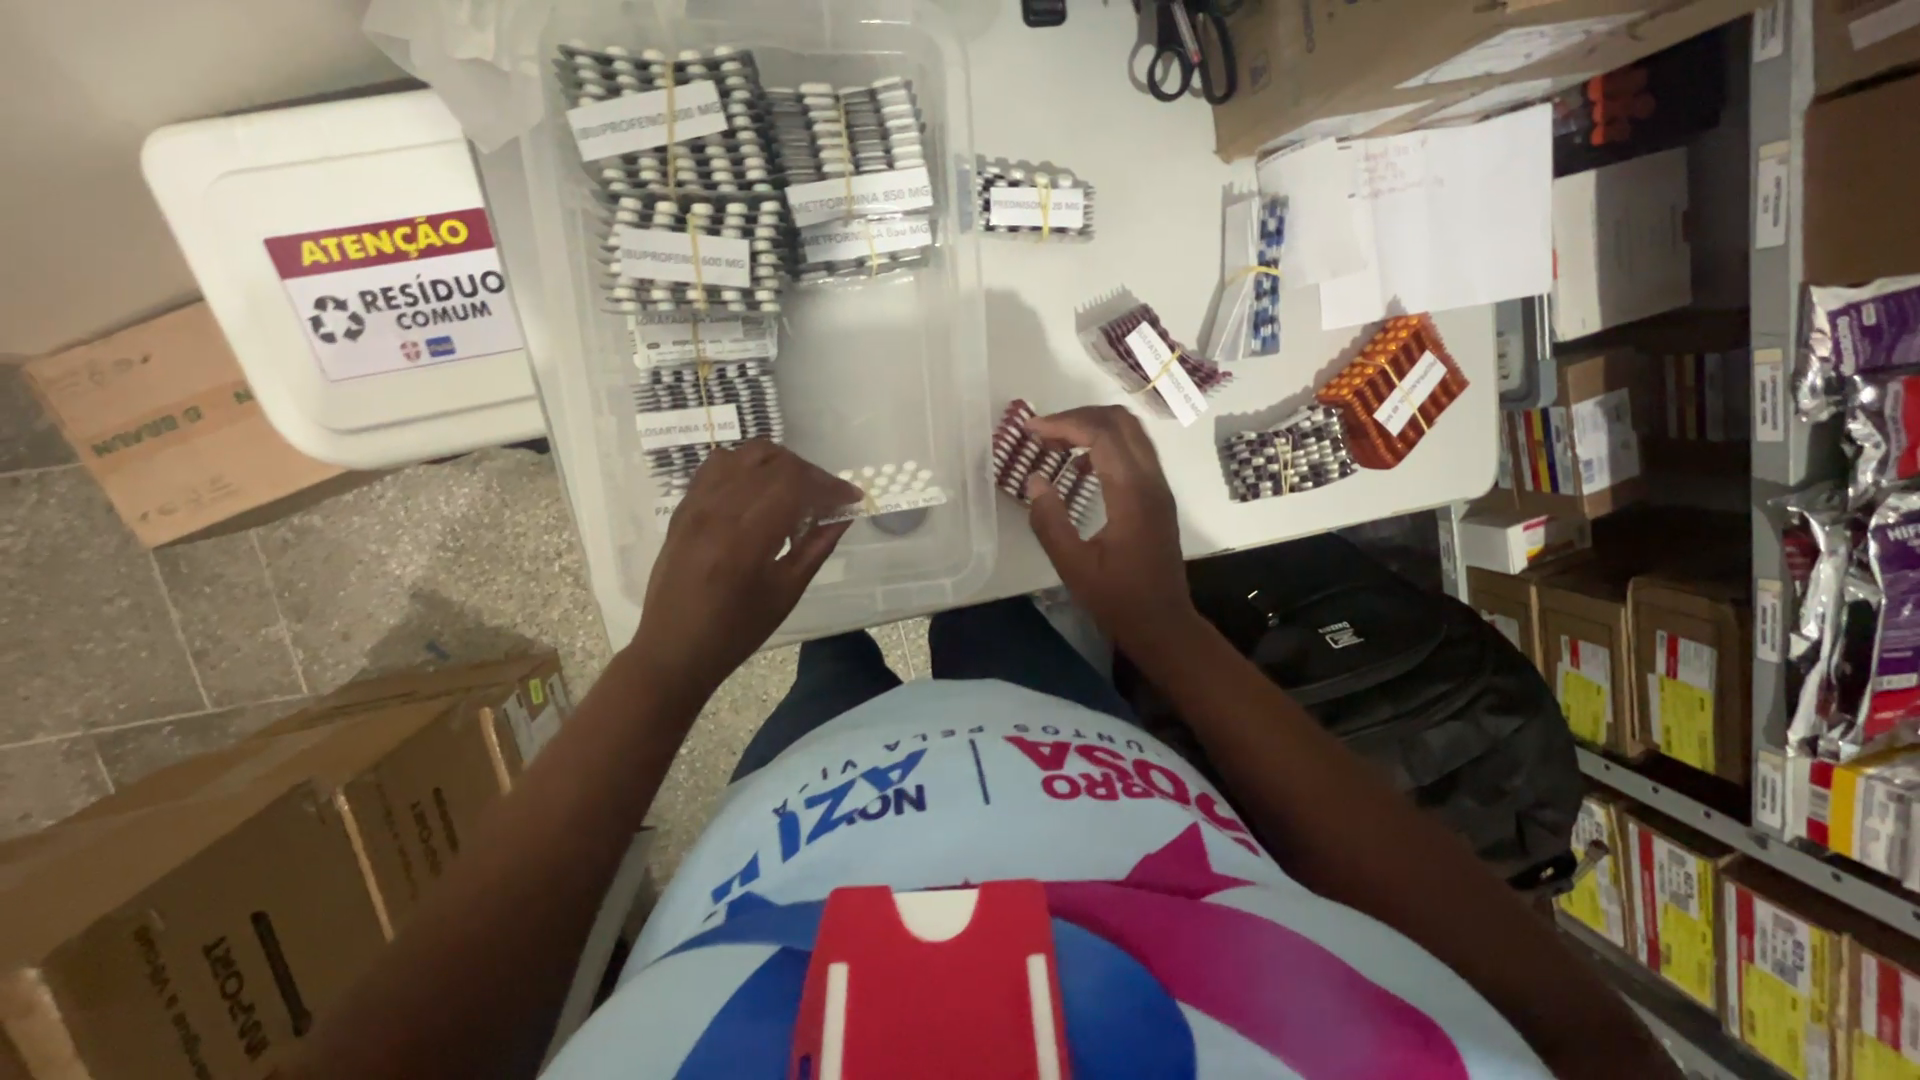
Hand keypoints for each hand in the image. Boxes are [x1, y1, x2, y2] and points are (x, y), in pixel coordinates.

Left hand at [632, 441, 859, 698]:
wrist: (674, 648)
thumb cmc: (736, 631)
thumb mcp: (786, 593)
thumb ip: (816, 548)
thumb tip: (843, 516)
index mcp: (746, 538)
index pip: (796, 484)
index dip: (830, 485)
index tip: (852, 499)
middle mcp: (718, 510)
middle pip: (774, 462)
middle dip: (810, 474)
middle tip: (827, 499)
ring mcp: (697, 504)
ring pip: (745, 454)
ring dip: (779, 464)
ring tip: (795, 491)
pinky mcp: (684, 507)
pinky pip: (717, 465)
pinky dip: (747, 466)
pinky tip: (760, 490)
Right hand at [1023, 406, 1199, 651]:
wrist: (1163, 624)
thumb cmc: (1118, 600)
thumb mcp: (1073, 567)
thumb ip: (1050, 522)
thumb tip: (1034, 480)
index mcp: (1132, 495)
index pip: (1101, 434)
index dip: (1063, 423)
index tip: (1031, 431)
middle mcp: (1151, 482)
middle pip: (1120, 422)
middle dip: (1078, 418)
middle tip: (1042, 435)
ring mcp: (1159, 488)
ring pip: (1131, 433)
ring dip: (1093, 429)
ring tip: (1056, 447)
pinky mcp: (1158, 497)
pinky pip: (1135, 453)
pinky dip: (1106, 446)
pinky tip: (1079, 472)